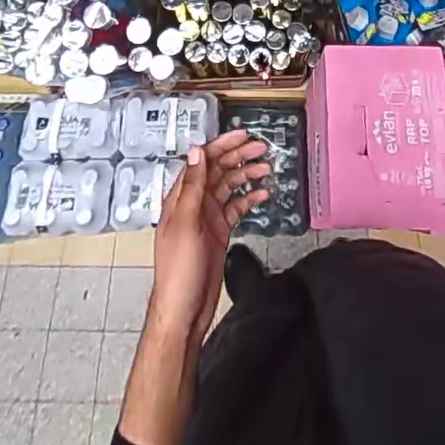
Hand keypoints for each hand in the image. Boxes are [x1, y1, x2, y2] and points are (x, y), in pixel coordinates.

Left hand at [146, 129, 271, 340]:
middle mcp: (194, 203)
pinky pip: (236, 208)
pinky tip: (263, 194)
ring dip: (246, 175)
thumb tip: (197, 152)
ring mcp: (207, 217)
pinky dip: (249, 199)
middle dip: (238, 156)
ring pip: (229, 187)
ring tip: (266, 167)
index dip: (222, 145)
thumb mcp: (185, 223)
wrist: (185, 309)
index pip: (203, 161)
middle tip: (260, 148)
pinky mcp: (219, 231)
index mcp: (181, 196)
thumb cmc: (178, 271)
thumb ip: (192, 187)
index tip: (242, 135)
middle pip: (218, 170)